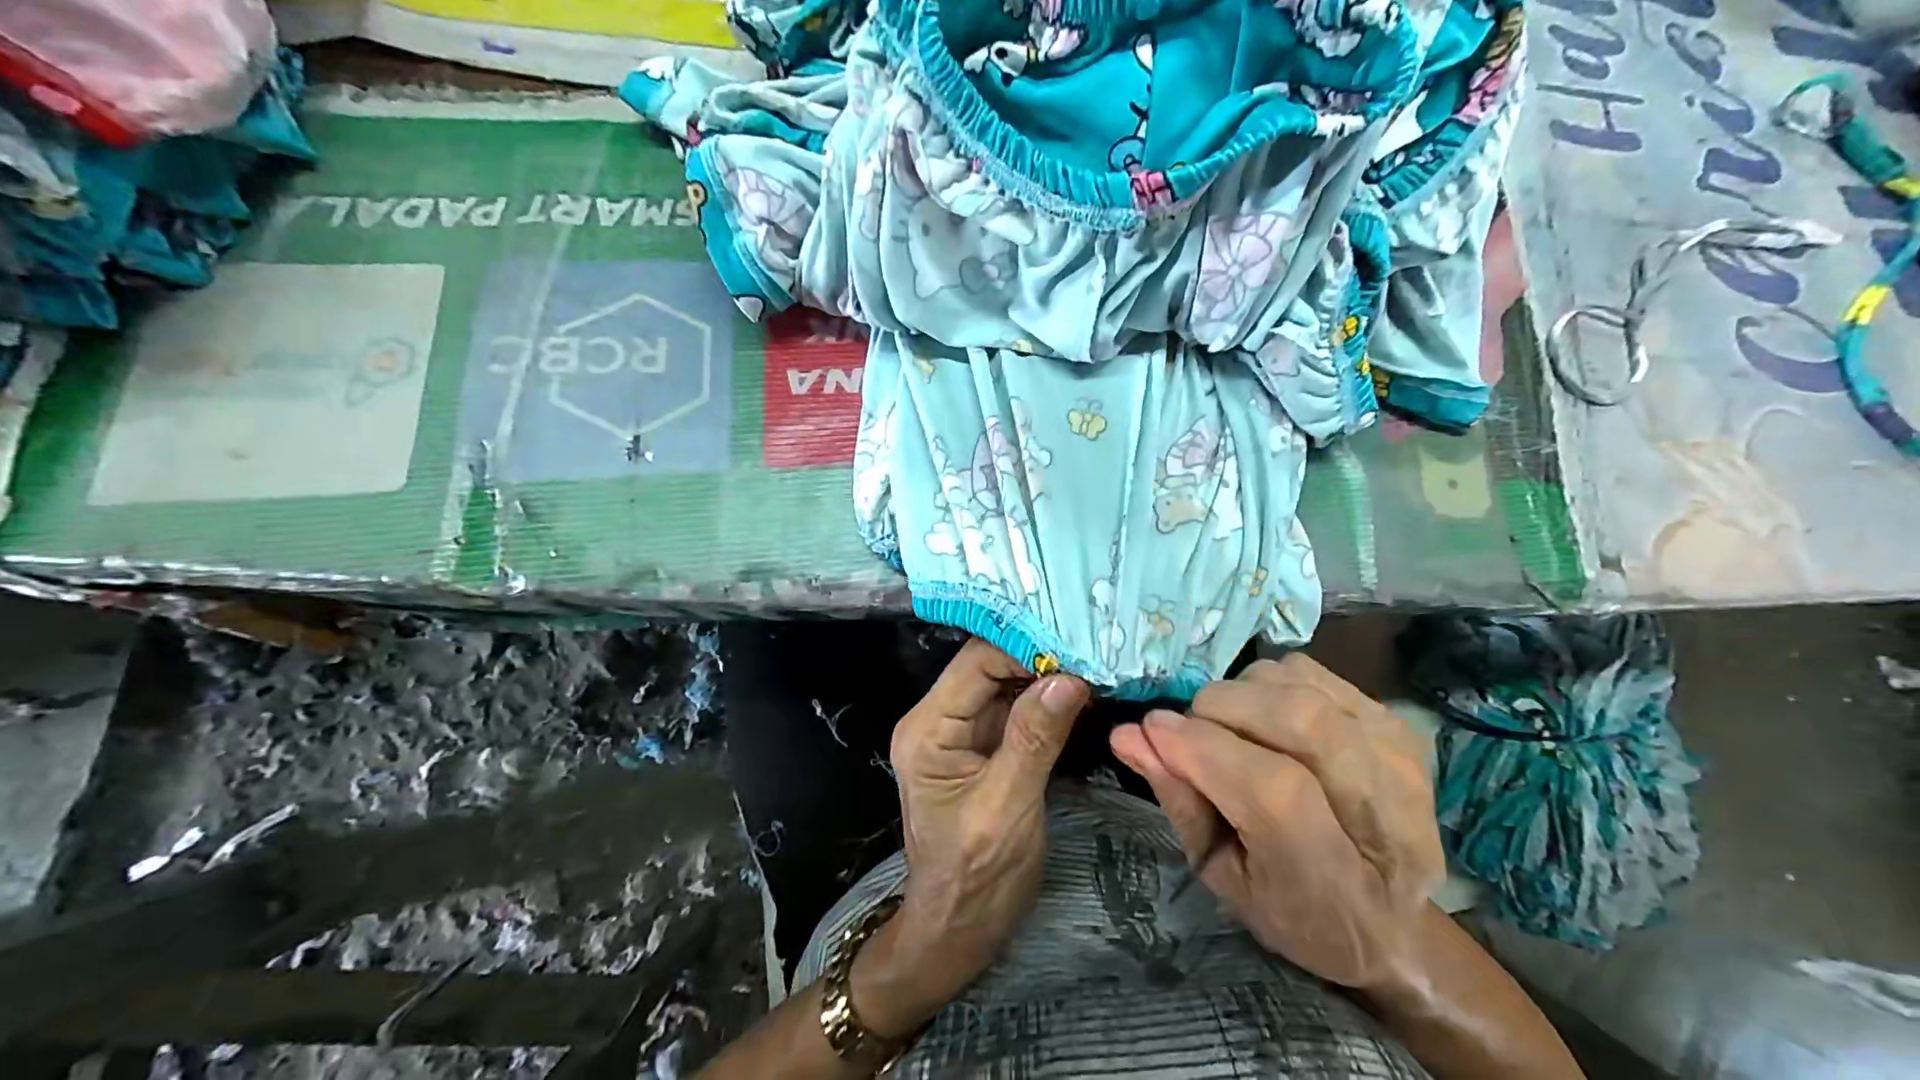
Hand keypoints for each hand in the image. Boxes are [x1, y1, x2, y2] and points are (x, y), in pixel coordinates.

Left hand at [851, 640, 1088, 1036]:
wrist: (960, 929)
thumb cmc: (976, 877)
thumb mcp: (1007, 807)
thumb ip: (1034, 739)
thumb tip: (1069, 678)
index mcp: (928, 728)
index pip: (977, 662)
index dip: (1027, 647)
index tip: (1080, 644)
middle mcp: (939, 719)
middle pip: (990, 667)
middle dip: (1040, 656)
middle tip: (1095, 648)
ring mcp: (962, 732)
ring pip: (1005, 684)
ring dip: (1048, 675)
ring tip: (1096, 661)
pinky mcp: (984, 746)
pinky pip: (1016, 709)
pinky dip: (1047, 700)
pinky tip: (1081, 691)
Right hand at [1109, 654, 1442, 990]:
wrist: (1388, 920)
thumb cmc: (1290, 906)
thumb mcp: (1219, 874)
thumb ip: (1178, 801)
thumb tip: (1127, 735)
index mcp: (1337, 881)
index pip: (1276, 792)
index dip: (1206, 749)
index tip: (1153, 730)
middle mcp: (1388, 818)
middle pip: (1300, 723)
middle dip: (1221, 710)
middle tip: (1192, 730)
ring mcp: (1401, 763)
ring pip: (1303, 689)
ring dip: (1244, 694)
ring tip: (1230, 728)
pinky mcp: (1399, 727)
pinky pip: (1314, 673)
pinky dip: (1270, 682)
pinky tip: (1265, 716)